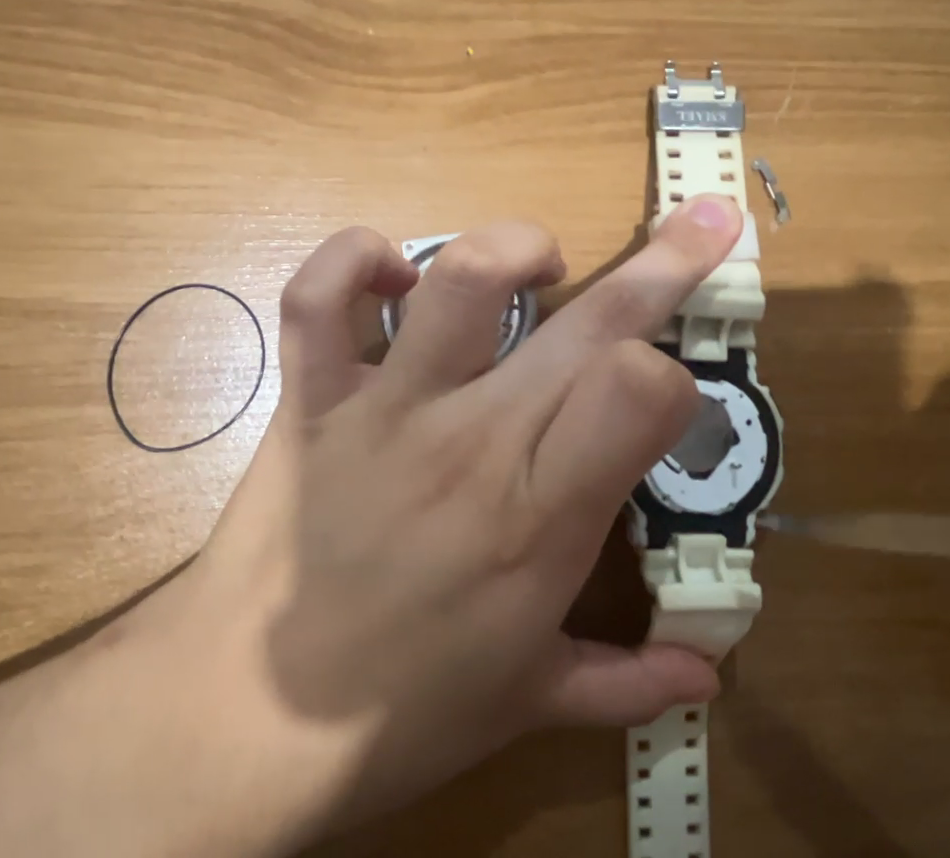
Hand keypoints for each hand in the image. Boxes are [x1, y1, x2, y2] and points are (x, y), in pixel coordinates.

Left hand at [152, 196, 746, 851]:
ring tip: (544, 261)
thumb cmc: (395, 719)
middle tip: (702, 228)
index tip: (669, 395)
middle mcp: (472, 443)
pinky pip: (318, 299)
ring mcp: (384, 411)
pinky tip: (393, 273)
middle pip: (589, 324)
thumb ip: (627, 683)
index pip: (641, 391)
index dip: (674, 377)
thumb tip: (708, 674)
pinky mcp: (311, 401)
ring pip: (462, 280)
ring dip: (516, 246)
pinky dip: (352, 260)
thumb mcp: (527, 703)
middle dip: (664, 264)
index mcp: (540, 520)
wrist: (240, 721)